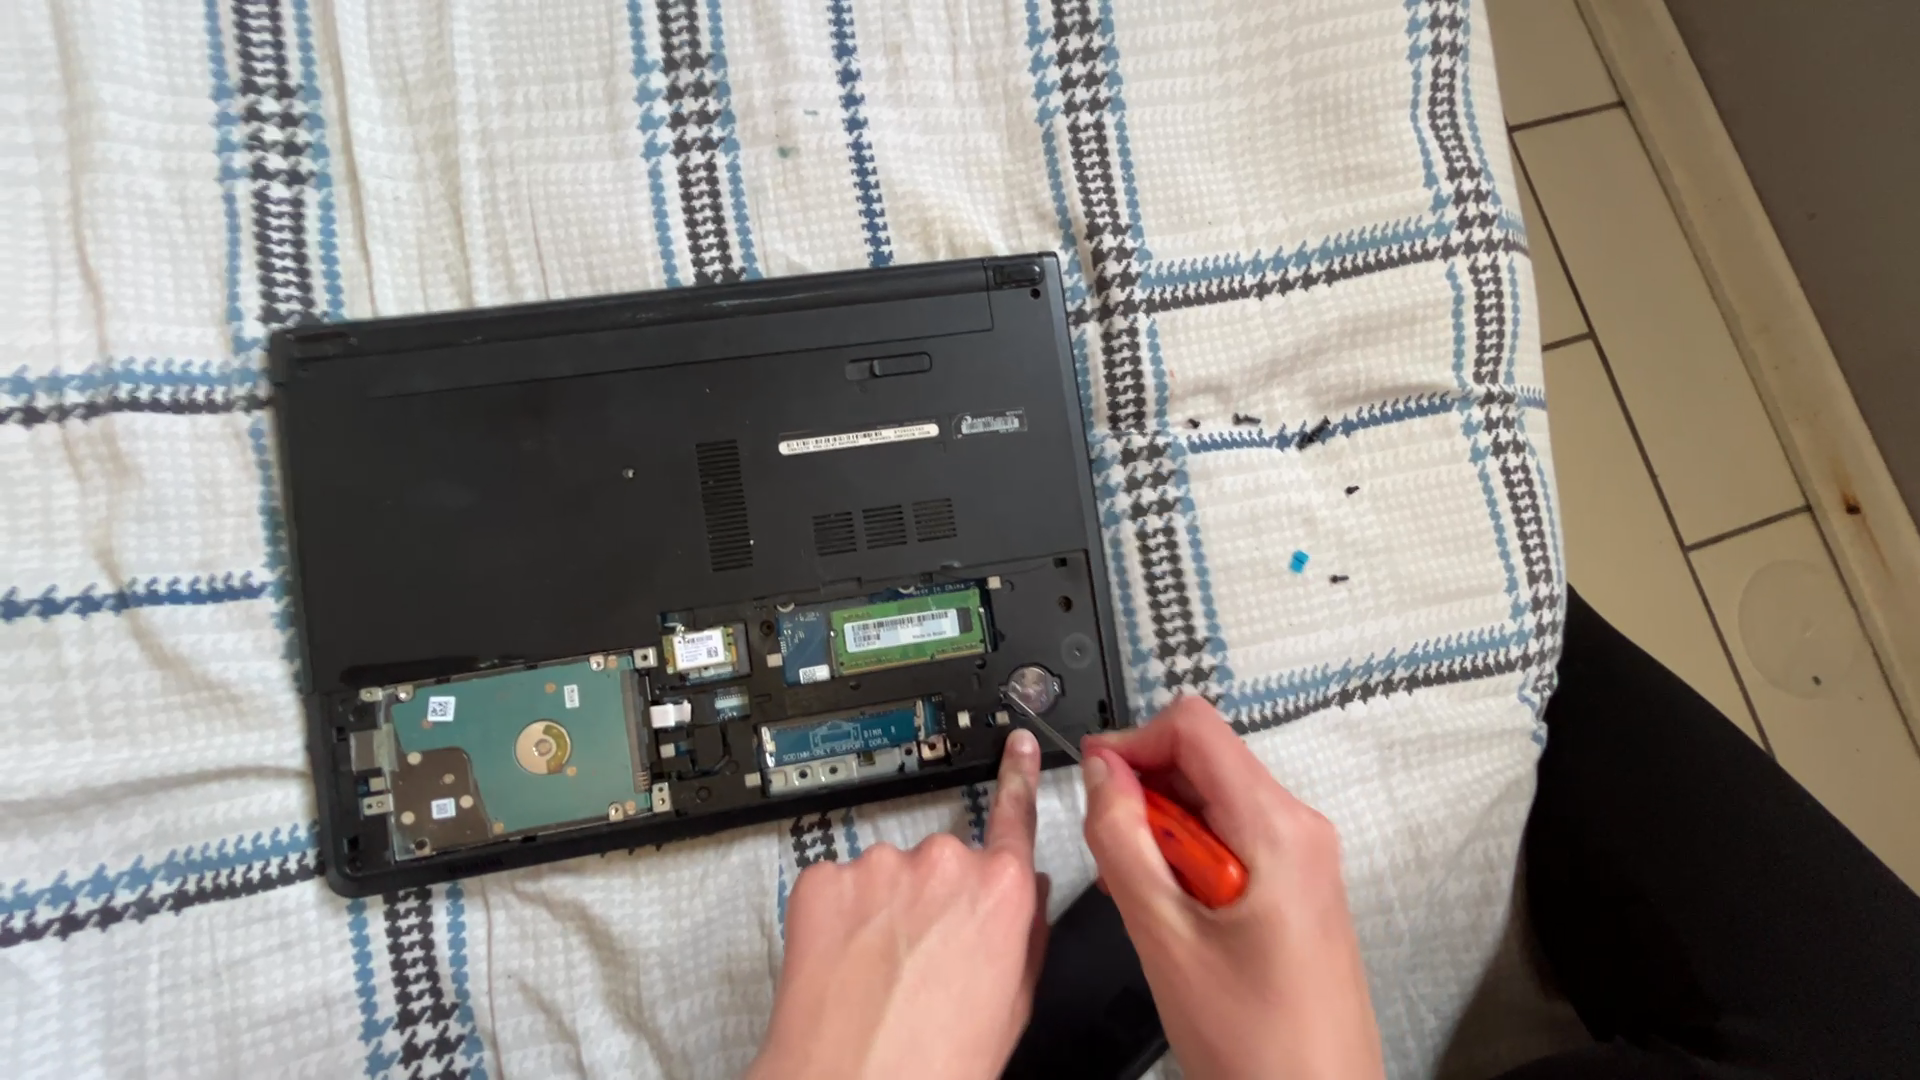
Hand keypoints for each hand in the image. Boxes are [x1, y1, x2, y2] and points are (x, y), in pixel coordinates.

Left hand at [749, 728, 1050, 1079]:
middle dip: (935, 898)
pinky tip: (844, 962)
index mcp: (998, 891)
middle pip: (946, 860)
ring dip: (884, 909)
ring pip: (890, 874)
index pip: (1016, 813)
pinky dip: (842, 916)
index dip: (1018, 774)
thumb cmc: (936, 1065)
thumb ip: (1026, 932)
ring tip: (879, 972)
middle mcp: (944, 863)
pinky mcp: (827, 878)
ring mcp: (881, 865)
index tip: (1016, 744)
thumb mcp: (1012, 1005)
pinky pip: (841, 884)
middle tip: (920, 957)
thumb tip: (1025, 890)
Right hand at [1081, 698, 1383, 1079]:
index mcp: (1275, 826)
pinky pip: (1225, 828)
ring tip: (1135, 887)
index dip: (1134, 741)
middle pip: (1201, 757)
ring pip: (1208, 793)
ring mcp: (1300, 850)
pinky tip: (1164, 899)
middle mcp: (1297, 824)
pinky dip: (1182, 847)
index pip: (1193, 726)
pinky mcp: (1293, 876)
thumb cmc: (1252, 1041)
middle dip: (1144, 789)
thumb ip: (1121, 841)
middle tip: (1111, 852)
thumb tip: (1101, 770)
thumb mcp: (1164, 936)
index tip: (1096, 783)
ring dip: (1159, 823)